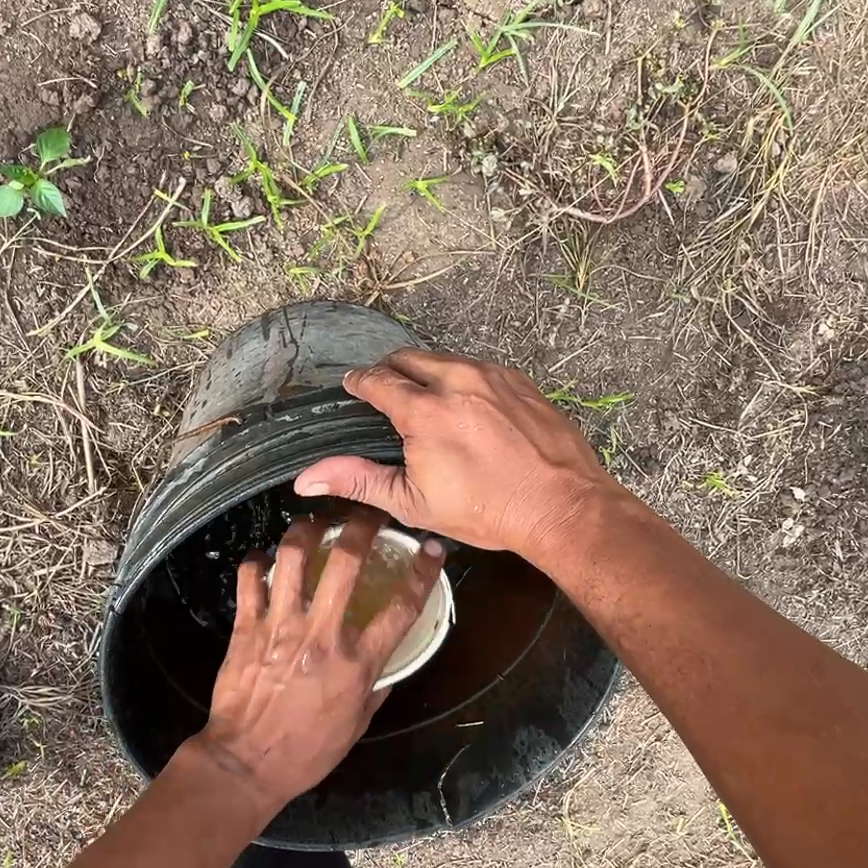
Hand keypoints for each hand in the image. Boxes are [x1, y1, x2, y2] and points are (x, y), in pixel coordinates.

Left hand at [191, 513, 444, 813]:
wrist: (246, 763)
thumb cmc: (307, 750)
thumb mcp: (358, 723)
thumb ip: (376, 685)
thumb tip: (390, 660)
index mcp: (357, 662)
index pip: (401, 608)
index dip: (422, 572)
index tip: (432, 548)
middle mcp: (321, 633)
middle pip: (347, 562)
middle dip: (361, 526)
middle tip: (367, 512)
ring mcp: (280, 625)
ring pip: (293, 557)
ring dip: (306, 530)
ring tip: (313, 522)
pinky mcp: (247, 625)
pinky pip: (250, 578)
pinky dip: (257, 561)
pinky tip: (264, 558)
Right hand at [294, 349, 621, 561]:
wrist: (561, 505)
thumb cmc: (486, 509)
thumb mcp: (413, 502)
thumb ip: (358, 480)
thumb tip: (306, 479)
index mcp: (424, 411)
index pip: (377, 379)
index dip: (360, 382)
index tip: (353, 385)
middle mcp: (456, 381)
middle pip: (408, 358)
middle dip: (391, 370)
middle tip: (386, 392)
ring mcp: (492, 376)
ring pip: (444, 359)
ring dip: (427, 371)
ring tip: (425, 397)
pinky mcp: (518, 381)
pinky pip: (478, 367)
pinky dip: (462, 378)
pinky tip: (467, 405)